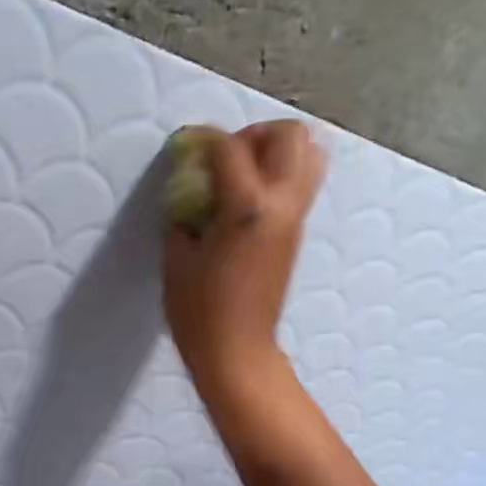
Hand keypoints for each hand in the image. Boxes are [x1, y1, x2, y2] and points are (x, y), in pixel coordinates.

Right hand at [164, 120, 326, 399]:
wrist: (236, 351)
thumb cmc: (198, 311)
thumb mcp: (177, 258)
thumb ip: (185, 214)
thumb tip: (192, 193)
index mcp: (246, 208)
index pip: (230, 148)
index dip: (204, 138)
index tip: (185, 144)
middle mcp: (281, 205)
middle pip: (290, 136)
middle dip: (254, 134)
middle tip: (223, 156)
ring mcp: (295, 219)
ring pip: (309, 155)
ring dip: (274, 151)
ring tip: (240, 174)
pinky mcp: (296, 233)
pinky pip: (301, 183)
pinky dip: (278, 175)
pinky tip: (244, 200)